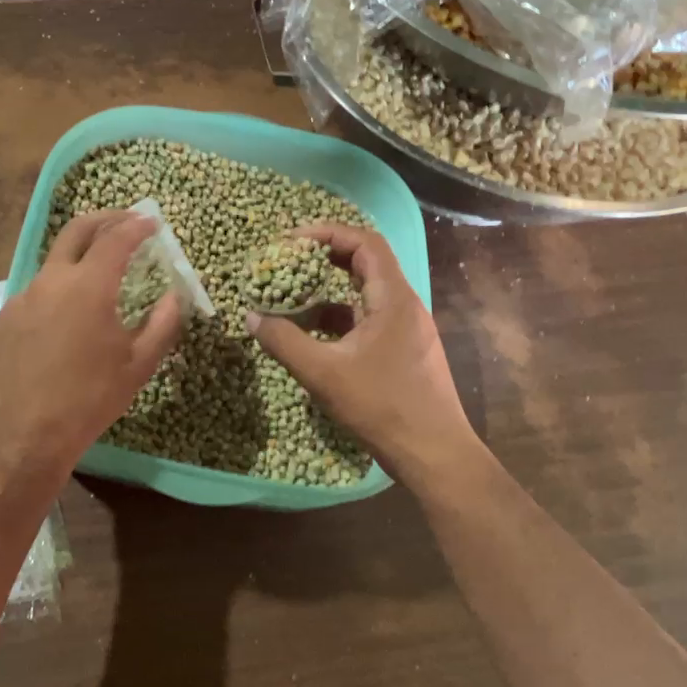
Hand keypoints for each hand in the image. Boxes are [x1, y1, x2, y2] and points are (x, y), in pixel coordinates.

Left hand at [0, 211, 182, 476]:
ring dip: (78, 260)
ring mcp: (21, 299)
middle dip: (104, 220)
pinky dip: (56, 294)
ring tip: (97, 277)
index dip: (136, 226)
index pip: (116, 239)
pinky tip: (65, 322)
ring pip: (53, 265)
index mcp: (89, 286)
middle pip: (76, 231)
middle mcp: (51, 281)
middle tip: (125, 222)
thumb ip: (162, 323)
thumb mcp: (139, 365)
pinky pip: (34, 296)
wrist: (28, 435)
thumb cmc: (91, 399)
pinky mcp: (4, 320)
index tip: (152, 222)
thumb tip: (174, 296)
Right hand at [246, 225, 474, 474]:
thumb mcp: (322, 373)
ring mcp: (407, 331)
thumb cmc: (381, 406)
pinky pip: (369, 321)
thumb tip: (253, 317)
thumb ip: (284, 341)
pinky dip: (340, 319)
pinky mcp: (404, 353)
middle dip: (324, 258)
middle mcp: (405, 306)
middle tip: (288, 264)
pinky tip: (314, 336)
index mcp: (393, 299)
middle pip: (366, 263)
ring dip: (330, 291)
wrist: (433, 453)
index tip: (291, 241)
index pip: (365, 243)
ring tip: (293, 298)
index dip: (328, 233)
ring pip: (366, 295)